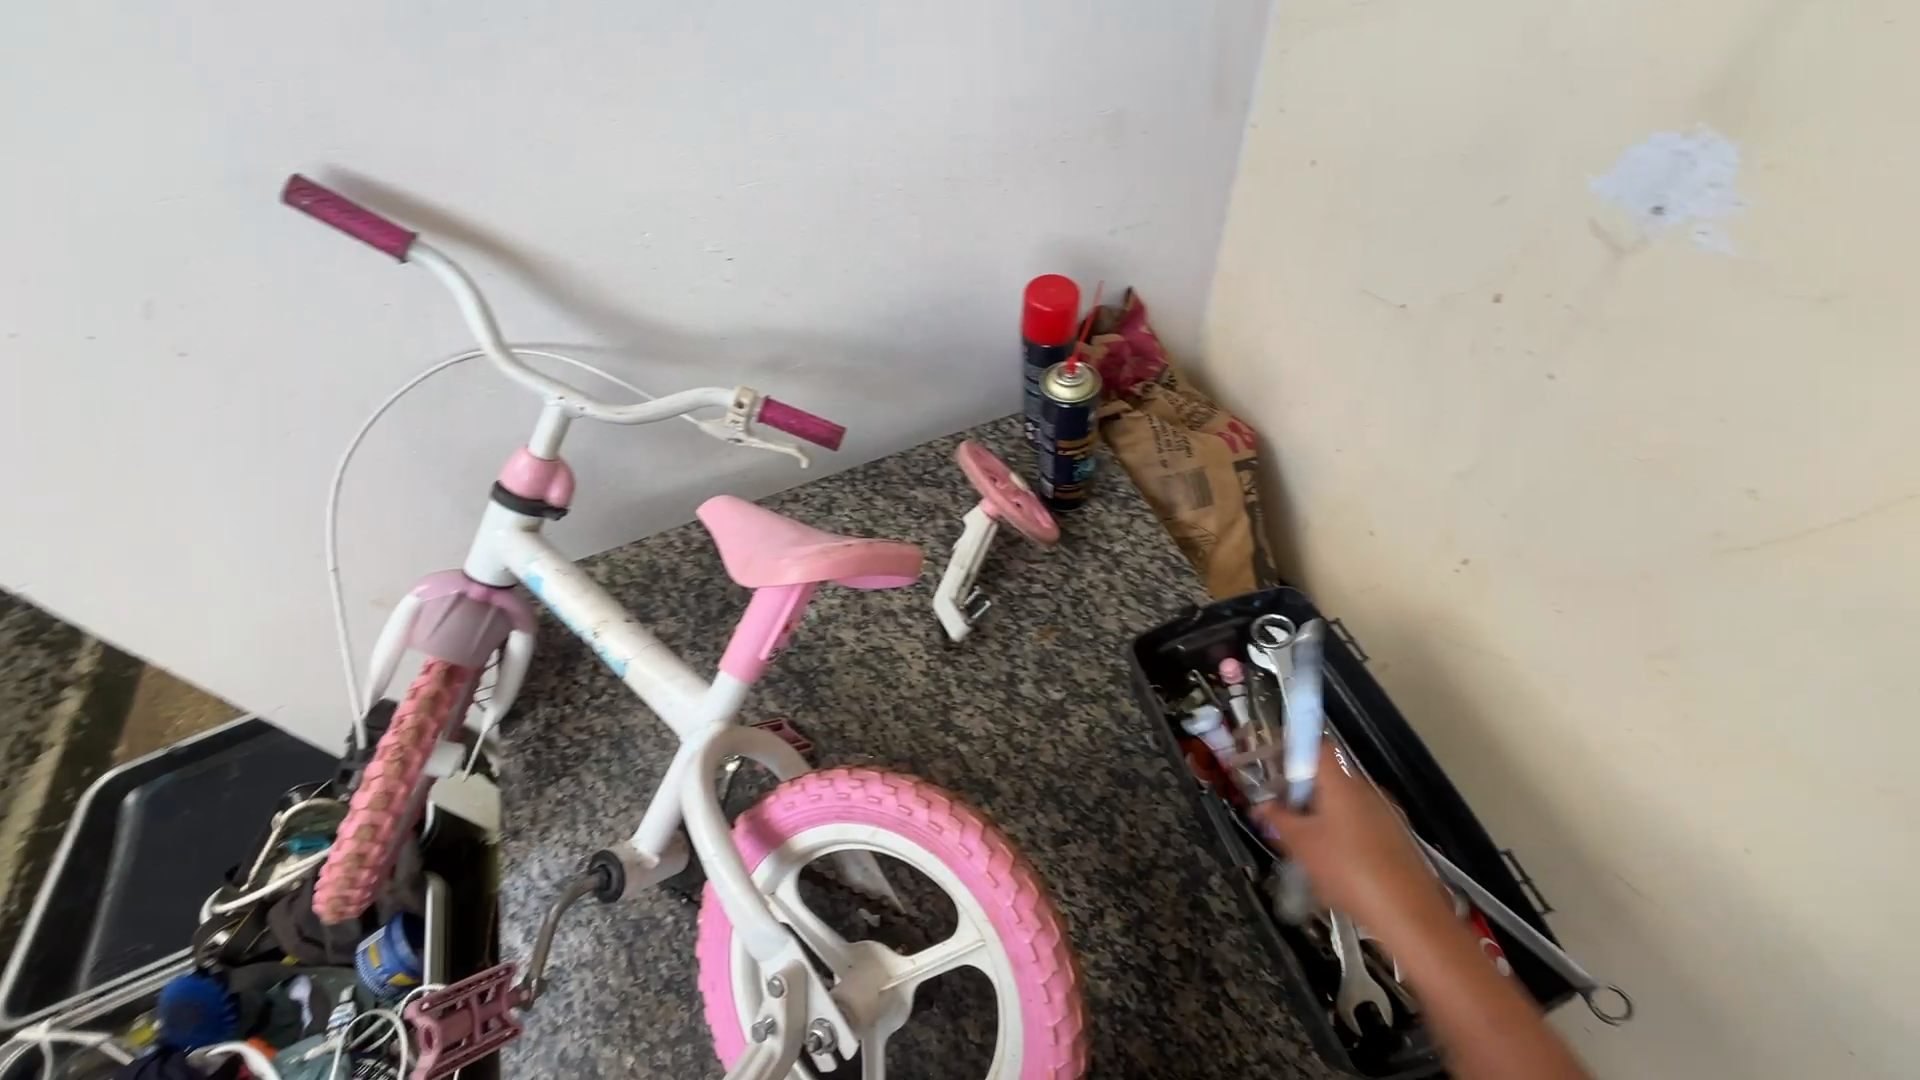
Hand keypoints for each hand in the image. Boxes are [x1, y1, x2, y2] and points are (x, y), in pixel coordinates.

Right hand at [1245, 742, 1452, 939]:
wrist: (1409, 914)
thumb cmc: (1349, 870)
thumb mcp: (1300, 844)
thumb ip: (1276, 818)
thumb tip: (1262, 805)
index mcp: (1342, 782)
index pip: (1315, 745)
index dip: (1292, 750)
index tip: (1273, 769)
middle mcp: (1366, 790)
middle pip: (1328, 777)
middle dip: (1302, 792)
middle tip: (1282, 814)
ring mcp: (1386, 814)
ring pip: (1343, 804)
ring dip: (1321, 816)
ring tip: (1304, 846)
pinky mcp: (1397, 839)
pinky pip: (1360, 825)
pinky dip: (1342, 835)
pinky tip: (1333, 865)